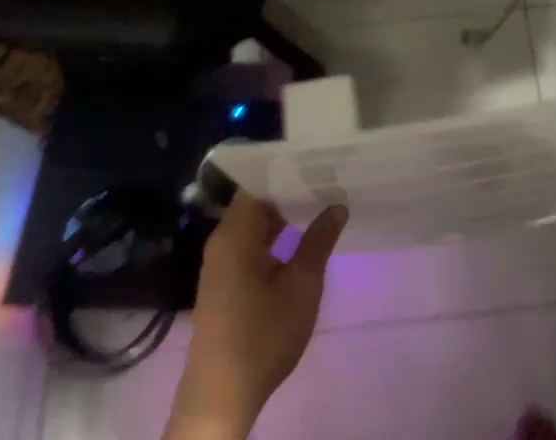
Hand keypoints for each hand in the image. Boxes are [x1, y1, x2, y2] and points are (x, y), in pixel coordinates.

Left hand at [164, 192, 346, 439]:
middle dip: (290, 191)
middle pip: (255, 201)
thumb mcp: (302, 286)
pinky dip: (272, 238)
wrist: (221, 393)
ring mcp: (219, 263)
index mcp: (235, 234)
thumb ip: (319, 241)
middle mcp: (221, 241)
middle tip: (328, 181)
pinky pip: (248, 245)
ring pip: (253, 225)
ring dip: (282, 216)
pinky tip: (299, 242)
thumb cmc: (263, 335)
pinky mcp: (223, 282)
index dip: (287, 170)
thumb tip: (336, 206)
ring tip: (320, 206)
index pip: (258, 182)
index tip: (318, 162)